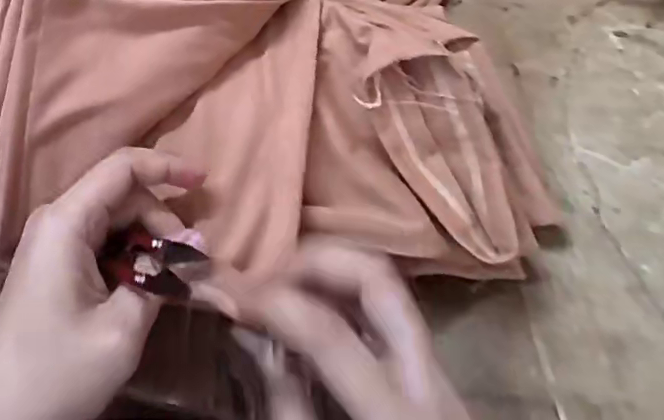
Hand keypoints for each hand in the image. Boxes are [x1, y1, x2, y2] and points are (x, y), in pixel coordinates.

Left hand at [0, 148, 205, 419]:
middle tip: (192, 263)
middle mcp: (56, 217)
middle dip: (161, 220)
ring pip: (112, 217)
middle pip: (120, 194)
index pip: (121, 166)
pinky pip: (98, 238)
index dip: (165, 166)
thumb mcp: (119, 332)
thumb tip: (192, 247)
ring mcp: (51, 237)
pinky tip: (146, 281)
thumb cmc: (56, 372)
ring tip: (175, 276)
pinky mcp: (52, 259)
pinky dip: (128, 252)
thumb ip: (158, 282)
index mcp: (66, 220)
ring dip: (147, 238)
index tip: (204, 182)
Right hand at [229, 241, 468, 419]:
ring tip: (278, 288)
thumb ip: (285, 399)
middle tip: (263, 276)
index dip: (267, 300)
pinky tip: (306, 309)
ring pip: (381, 278)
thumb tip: (247, 328)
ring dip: (321, 269)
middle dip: (309, 260)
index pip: (326, 330)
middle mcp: (432, 382)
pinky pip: (382, 305)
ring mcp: (440, 370)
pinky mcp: (432, 369)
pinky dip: (337, 292)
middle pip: (374, 275)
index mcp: (400, 417)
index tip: (223, 290)